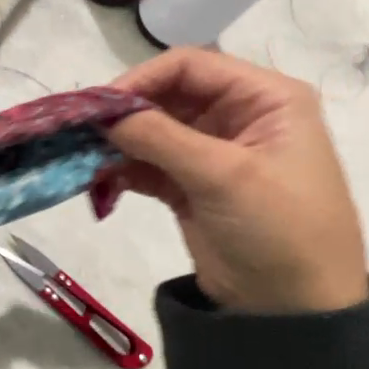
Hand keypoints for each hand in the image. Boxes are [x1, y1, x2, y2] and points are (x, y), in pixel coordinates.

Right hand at [103, 48, 368, 312]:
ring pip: (149, 132)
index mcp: (264, 98)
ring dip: (115, 144)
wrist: (290, 303)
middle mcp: (237, 117)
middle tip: (78, 136)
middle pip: (165, 96)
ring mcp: (209, 153)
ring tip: (82, 163)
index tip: (96, 108)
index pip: (191, 66)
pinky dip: (118, 172)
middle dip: (122, 114)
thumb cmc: (278, 227)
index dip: (141, 80)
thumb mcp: (224, 175)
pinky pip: (144, 166)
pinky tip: (97, 184)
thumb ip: (161, 139)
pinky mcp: (187, 187)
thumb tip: (103, 115)